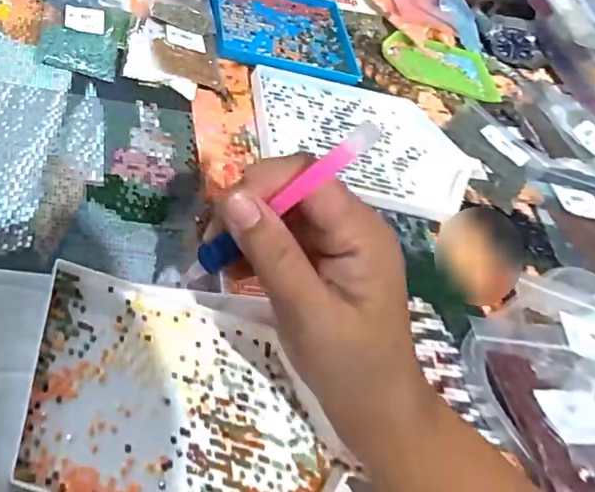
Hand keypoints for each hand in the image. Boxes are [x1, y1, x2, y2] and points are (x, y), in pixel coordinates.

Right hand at [216, 156, 424, 421]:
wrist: (381, 419)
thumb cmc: (352, 369)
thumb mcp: (307, 311)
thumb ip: (272, 252)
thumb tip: (232, 198)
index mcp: (359, 230)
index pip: (306, 174)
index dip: (263, 181)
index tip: (225, 212)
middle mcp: (347, 223)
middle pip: (287, 185)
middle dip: (246, 203)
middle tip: (213, 240)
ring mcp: (332, 239)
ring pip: (276, 205)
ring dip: (242, 224)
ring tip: (216, 256)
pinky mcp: (317, 255)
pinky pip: (276, 230)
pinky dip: (249, 242)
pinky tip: (232, 267)